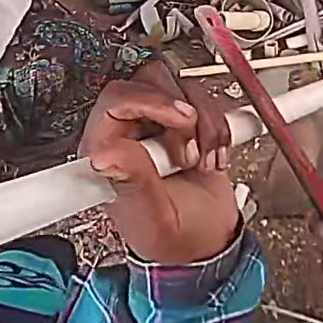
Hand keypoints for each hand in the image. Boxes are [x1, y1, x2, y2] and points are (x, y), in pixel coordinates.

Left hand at [81, 81, 238, 264]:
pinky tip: (215, 156)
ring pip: (183, 87)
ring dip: (206, 124)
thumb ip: (133, 183)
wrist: (208, 240)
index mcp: (106, 148)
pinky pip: (206, 99)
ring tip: (205, 162)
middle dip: (182, 116)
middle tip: (193, 152)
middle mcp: (130, 128)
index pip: (116, 99)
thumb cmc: (171, 235)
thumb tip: (103, 156)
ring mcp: (160, 121)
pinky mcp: (188, 121)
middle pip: (152, 82)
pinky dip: (219, 126)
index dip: (149, 100)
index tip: (182, 119)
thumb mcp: (152, 217)